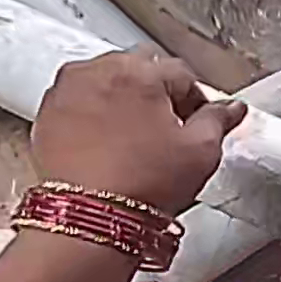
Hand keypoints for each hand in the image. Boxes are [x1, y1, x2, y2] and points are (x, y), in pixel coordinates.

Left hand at [31, 48, 246, 213]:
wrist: (93, 213)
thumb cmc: (144, 182)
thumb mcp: (202, 149)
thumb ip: (219, 119)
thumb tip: (231, 108)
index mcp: (139, 73)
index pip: (183, 73)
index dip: (199, 100)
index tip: (201, 123)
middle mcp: (97, 71)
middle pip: (143, 68)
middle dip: (162, 92)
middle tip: (173, 129)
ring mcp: (67, 89)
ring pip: (111, 81)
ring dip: (130, 99)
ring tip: (142, 138)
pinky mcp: (48, 111)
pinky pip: (84, 99)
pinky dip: (102, 113)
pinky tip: (116, 143)